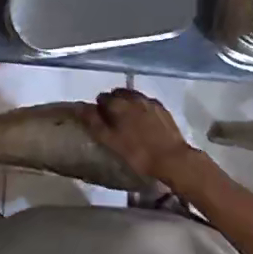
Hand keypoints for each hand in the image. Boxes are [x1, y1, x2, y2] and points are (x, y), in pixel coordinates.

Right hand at [78, 88, 206, 185]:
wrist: (172, 159)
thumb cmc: (138, 153)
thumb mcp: (110, 141)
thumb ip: (93, 122)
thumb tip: (80, 107)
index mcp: (118, 103)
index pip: (102, 97)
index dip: (99, 107)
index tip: (99, 119)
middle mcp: (134, 97)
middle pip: (118, 93)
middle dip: (113, 102)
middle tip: (112, 120)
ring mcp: (150, 101)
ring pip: (133, 97)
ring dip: (127, 103)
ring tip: (127, 120)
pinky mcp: (163, 109)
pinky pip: (146, 103)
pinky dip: (141, 108)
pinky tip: (143, 121)